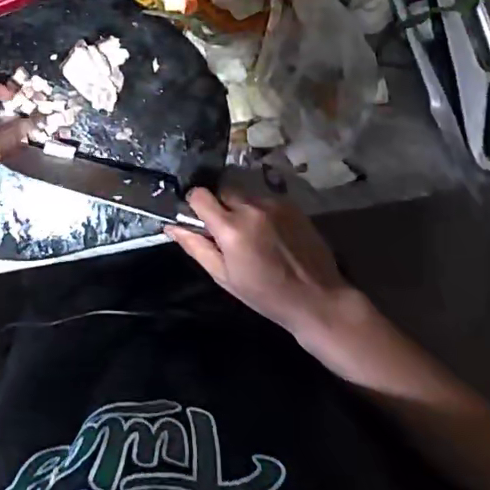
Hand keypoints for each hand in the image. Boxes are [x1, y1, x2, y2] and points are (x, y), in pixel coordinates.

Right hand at [166, 187, 364, 341]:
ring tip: (253, 235)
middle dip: (219, 206)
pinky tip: (271, 234)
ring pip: (244, 193)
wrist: (318, 299)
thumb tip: (171, 226)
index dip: (195, 205)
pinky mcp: (290, 204)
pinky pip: (264, 199)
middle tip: (227, 231)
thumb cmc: (266, 295)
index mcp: (231, 228)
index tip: (200, 221)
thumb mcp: (224, 276)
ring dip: (241, 208)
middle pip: (222, 190)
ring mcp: (273, 203)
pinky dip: (261, 211)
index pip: (199, 194)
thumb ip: (195, 247)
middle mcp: (251, 208)